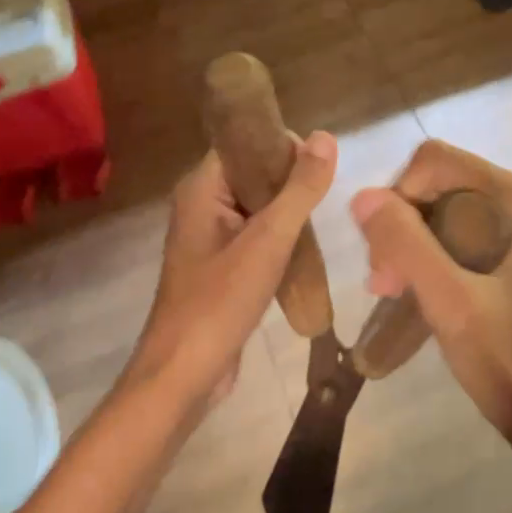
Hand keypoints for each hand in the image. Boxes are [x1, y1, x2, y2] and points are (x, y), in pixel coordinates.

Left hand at [124, 132, 337, 412]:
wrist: (183, 376)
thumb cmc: (219, 302)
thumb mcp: (268, 240)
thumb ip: (299, 189)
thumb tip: (326, 136)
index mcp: (201, 189)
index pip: (246, 142)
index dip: (283, 146)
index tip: (321, 167)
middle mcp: (201, 205)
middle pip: (255, 173)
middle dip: (292, 182)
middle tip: (328, 199)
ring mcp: (210, 237)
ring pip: (260, 206)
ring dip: (290, 213)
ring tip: (323, 224)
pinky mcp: (221, 266)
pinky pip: (257, 236)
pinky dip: (281, 239)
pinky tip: (307, 252)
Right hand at [351, 140, 511, 444]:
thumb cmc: (500, 351)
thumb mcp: (448, 299)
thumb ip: (407, 245)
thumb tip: (361, 197)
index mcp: (510, 195)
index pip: (433, 160)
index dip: (400, 196)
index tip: (388, 252)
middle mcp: (505, 196)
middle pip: (427, 181)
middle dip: (396, 224)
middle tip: (383, 280)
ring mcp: (497, 220)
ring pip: (425, 206)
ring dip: (399, 242)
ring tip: (388, 289)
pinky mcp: (486, 245)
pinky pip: (434, 228)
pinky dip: (412, 253)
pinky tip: (400, 288)